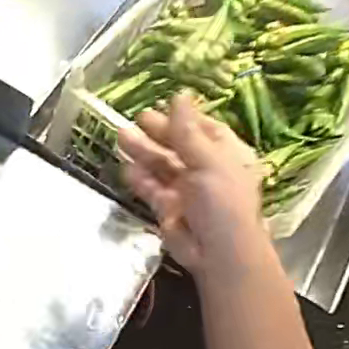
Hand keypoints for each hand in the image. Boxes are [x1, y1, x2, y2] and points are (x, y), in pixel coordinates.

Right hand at [118, 93, 269, 275]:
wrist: (218, 253)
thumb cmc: (223, 202)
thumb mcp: (208, 161)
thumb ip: (187, 131)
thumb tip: (179, 95)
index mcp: (227, 156)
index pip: (205, 130)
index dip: (185, 118)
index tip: (163, 104)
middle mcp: (207, 172)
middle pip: (179, 147)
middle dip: (157, 133)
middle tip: (136, 119)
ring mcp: (187, 192)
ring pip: (162, 167)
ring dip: (143, 153)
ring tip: (121, 137)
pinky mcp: (169, 211)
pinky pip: (153, 191)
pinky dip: (141, 181)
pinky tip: (127, 168)